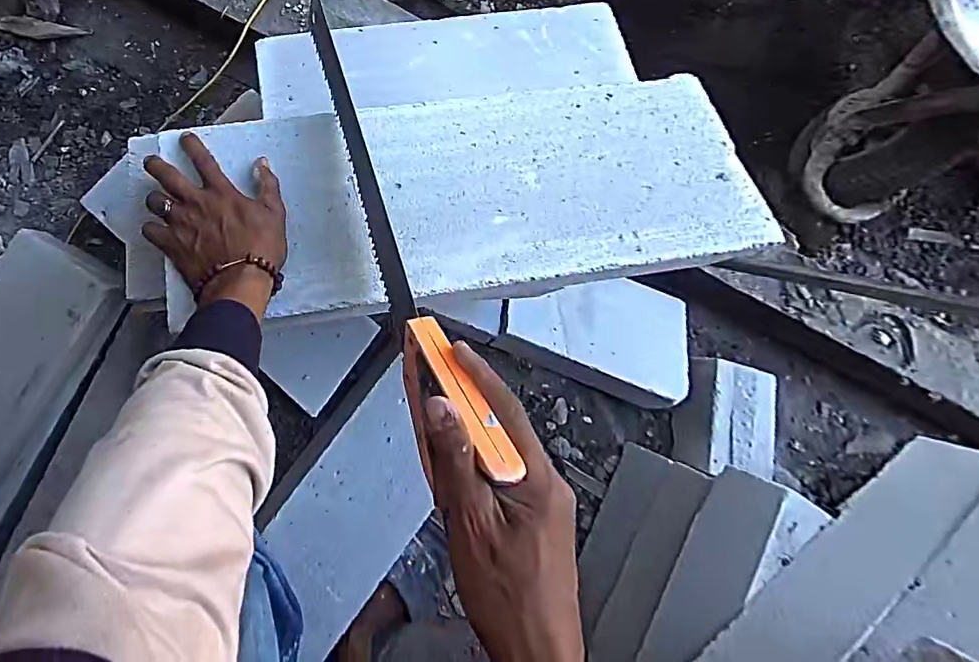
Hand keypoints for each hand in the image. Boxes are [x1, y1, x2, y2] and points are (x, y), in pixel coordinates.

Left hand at [143, 133, 286, 319]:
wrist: (240, 281)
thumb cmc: (260, 249)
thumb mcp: (274, 213)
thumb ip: (267, 185)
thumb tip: (262, 165)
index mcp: (221, 193)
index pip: (203, 161)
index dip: (192, 146)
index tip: (184, 139)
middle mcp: (197, 203)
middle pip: (167, 176)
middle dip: (156, 165)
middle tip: (151, 161)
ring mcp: (181, 224)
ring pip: (155, 201)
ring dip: (152, 198)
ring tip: (153, 198)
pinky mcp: (172, 245)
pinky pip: (150, 231)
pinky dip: (149, 228)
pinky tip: (151, 228)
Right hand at [419, 342, 582, 661]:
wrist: (537, 655)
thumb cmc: (511, 601)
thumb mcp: (470, 522)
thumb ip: (455, 460)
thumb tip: (441, 408)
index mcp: (538, 480)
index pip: (504, 409)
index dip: (474, 373)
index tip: (451, 349)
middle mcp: (545, 483)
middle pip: (498, 425)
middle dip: (462, 399)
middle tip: (433, 371)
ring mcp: (540, 499)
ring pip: (495, 448)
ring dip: (463, 431)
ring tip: (433, 419)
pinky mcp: (531, 513)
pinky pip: (498, 470)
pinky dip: (470, 458)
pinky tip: (451, 465)